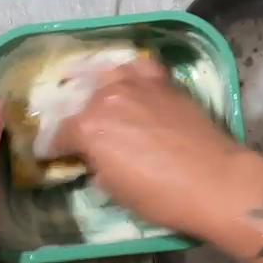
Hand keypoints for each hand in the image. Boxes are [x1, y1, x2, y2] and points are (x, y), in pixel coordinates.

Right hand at [54, 57, 251, 235]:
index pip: (58, 135)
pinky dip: (129, 73)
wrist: (212, 178)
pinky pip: (137, 67)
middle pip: (81, 102)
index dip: (53, 148)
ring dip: (98, 89)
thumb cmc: (159, 195)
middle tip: (79, 131)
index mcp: (88, 127)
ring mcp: (136, 83)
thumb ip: (96, 164)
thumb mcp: (114, 190)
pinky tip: (128, 80)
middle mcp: (106, 96)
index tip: (51, 155)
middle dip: (76, 118)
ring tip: (97, 98)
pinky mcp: (162, 80)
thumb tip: (93, 157)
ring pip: (106, 77)